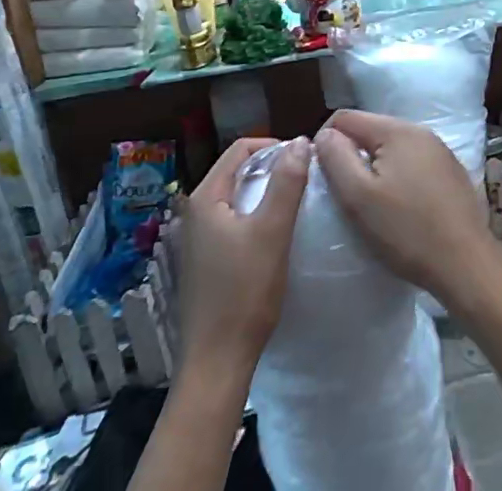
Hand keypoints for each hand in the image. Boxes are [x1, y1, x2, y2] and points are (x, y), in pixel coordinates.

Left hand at [178, 137, 310, 370]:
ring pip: (238, 197)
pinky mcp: (206, 260)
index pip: (240, 149)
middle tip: (307, 179)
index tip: (305, 158)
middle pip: (238, 171)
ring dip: (267, 192)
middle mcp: (194, 212)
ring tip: (298, 203)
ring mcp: (198, 238)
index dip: (274, 146)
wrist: (218, 360)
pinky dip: (257, 215)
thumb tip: (299, 141)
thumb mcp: (272, 231)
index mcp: (205, 199)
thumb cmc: (245, 291)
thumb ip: (287, 183)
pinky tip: (277, 233)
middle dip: (273, 168)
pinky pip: (234, 221)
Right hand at [312, 110, 495, 304]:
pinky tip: (398, 207)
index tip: (320, 175)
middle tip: (342, 193)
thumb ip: (336, 158)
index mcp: (398, 130)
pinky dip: (398, 177)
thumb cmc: (406, 231)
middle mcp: (422, 132)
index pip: (346, 118)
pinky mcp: (452, 173)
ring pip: (393, 148)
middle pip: (371, 130)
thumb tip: (324, 134)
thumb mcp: (358, 196)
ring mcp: (441, 152)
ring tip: (367, 202)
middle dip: (351, 154)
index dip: (325, 141)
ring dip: (375, 168)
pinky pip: (413, 163)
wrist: (466, 264)